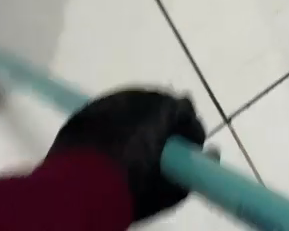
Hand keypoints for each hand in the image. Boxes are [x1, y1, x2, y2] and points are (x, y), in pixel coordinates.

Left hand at [50, 89, 206, 219]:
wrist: (74, 193)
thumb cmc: (129, 188)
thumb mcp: (170, 188)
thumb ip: (197, 169)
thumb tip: (213, 154)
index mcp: (165, 108)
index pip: (186, 109)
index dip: (188, 130)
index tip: (186, 150)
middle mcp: (142, 95)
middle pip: (160, 105)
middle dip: (163, 124)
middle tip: (158, 151)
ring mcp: (112, 100)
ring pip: (133, 107)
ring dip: (138, 123)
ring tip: (132, 150)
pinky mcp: (89, 109)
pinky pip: (109, 113)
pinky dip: (113, 126)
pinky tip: (109, 148)